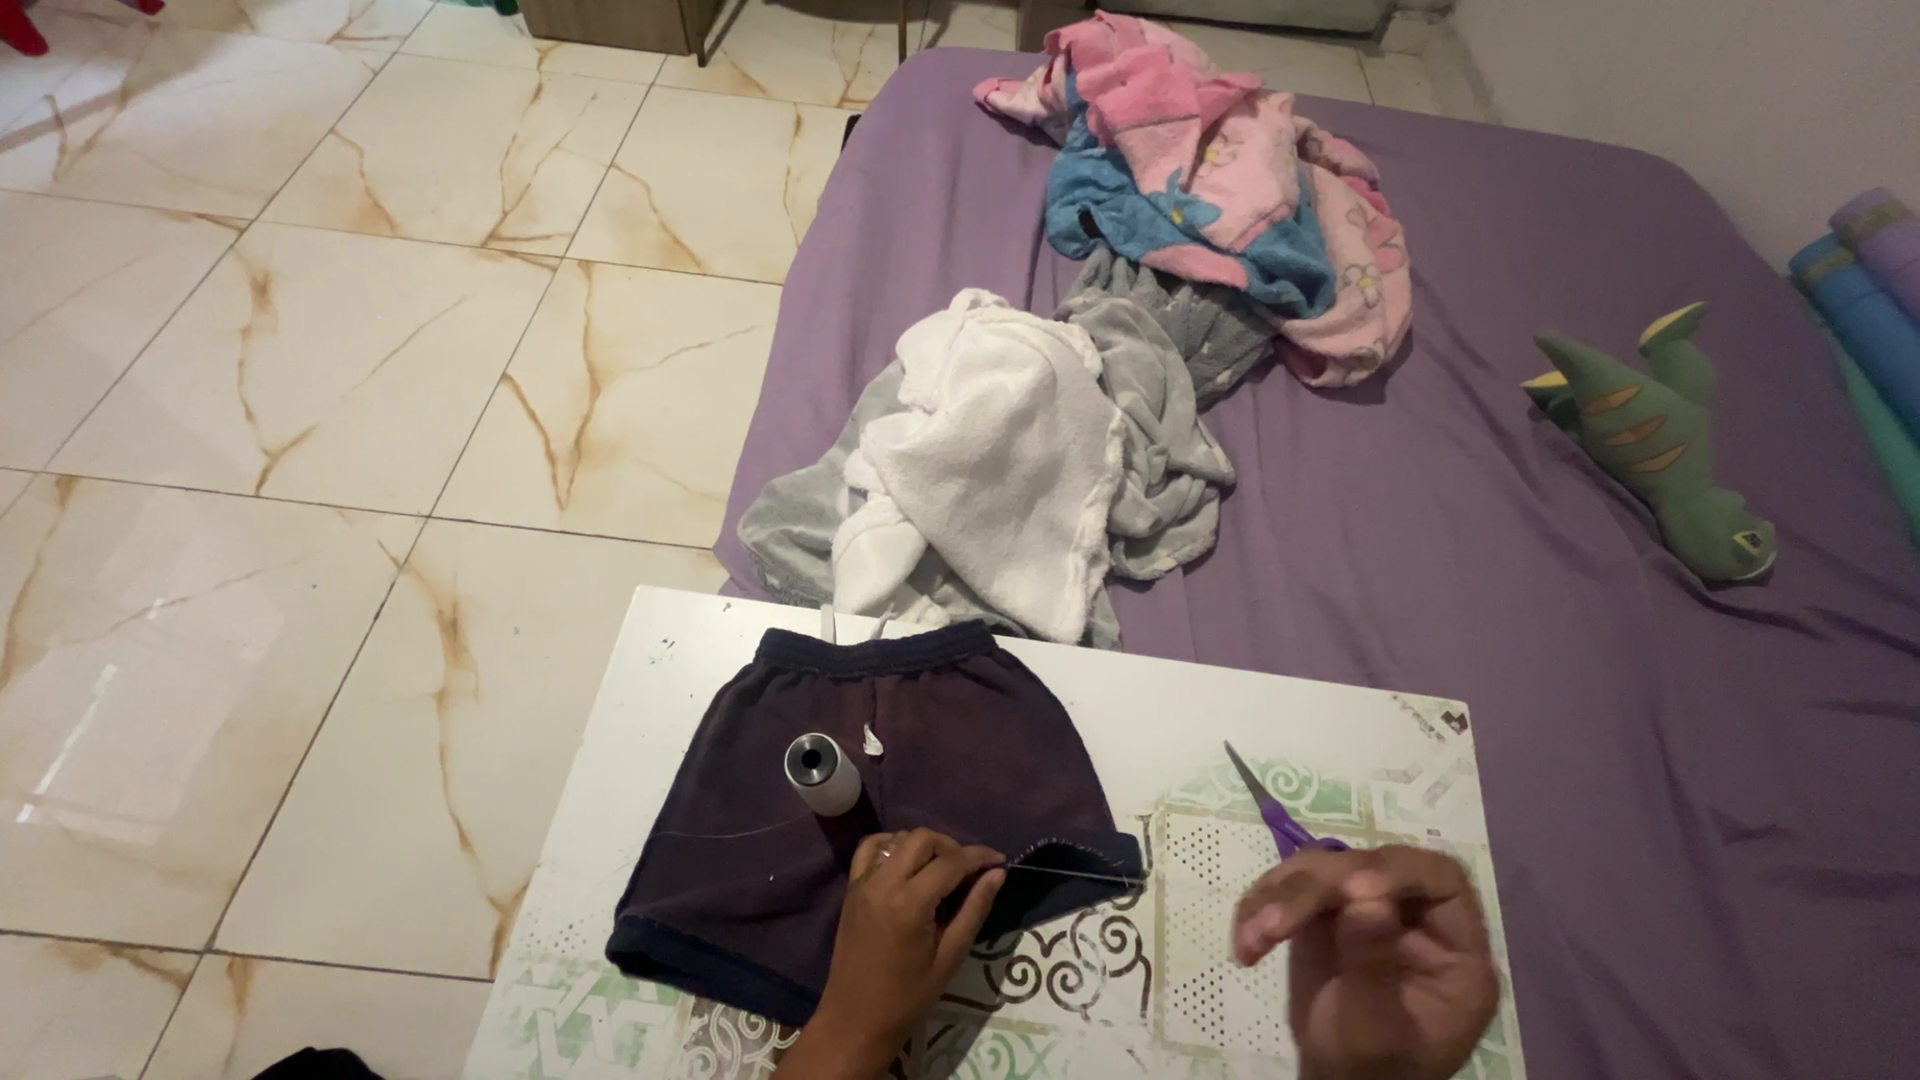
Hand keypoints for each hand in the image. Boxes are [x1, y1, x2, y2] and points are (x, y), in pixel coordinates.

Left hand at [775, 829, 1005, 1079]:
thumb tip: (997, 873)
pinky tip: (907, 863)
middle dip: (952, 847)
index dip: (979, 856)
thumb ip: (974, 909)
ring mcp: (863, 882)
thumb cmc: (908, 997)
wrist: (855, 1020)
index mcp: (909, 903)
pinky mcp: (852, 887)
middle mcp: (883, 882)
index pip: (951, 862)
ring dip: (925, 846)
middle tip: (969, 871)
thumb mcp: (950, 957)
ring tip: (941, 870)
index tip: (999, 860)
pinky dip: (892, 844)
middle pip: (923, 839)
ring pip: (899, 838)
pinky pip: (871, 848)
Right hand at [1233, 846, 1498, 1079]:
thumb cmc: (1373, 1070)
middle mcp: (1411, 917)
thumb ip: (1373, 966)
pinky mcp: (1321, 909)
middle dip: (1314, 889)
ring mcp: (1363, 907)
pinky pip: (1287, 884)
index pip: (1439, 878)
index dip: (1396, 870)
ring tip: (1251, 940)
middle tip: (1275, 926)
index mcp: (1453, 948)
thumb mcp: (1377, 1031)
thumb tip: (1365, 897)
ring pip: (1319, 867)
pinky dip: (1260, 904)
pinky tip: (1245, 939)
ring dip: (1277, 895)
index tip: (1352, 888)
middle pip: (1364, 865)